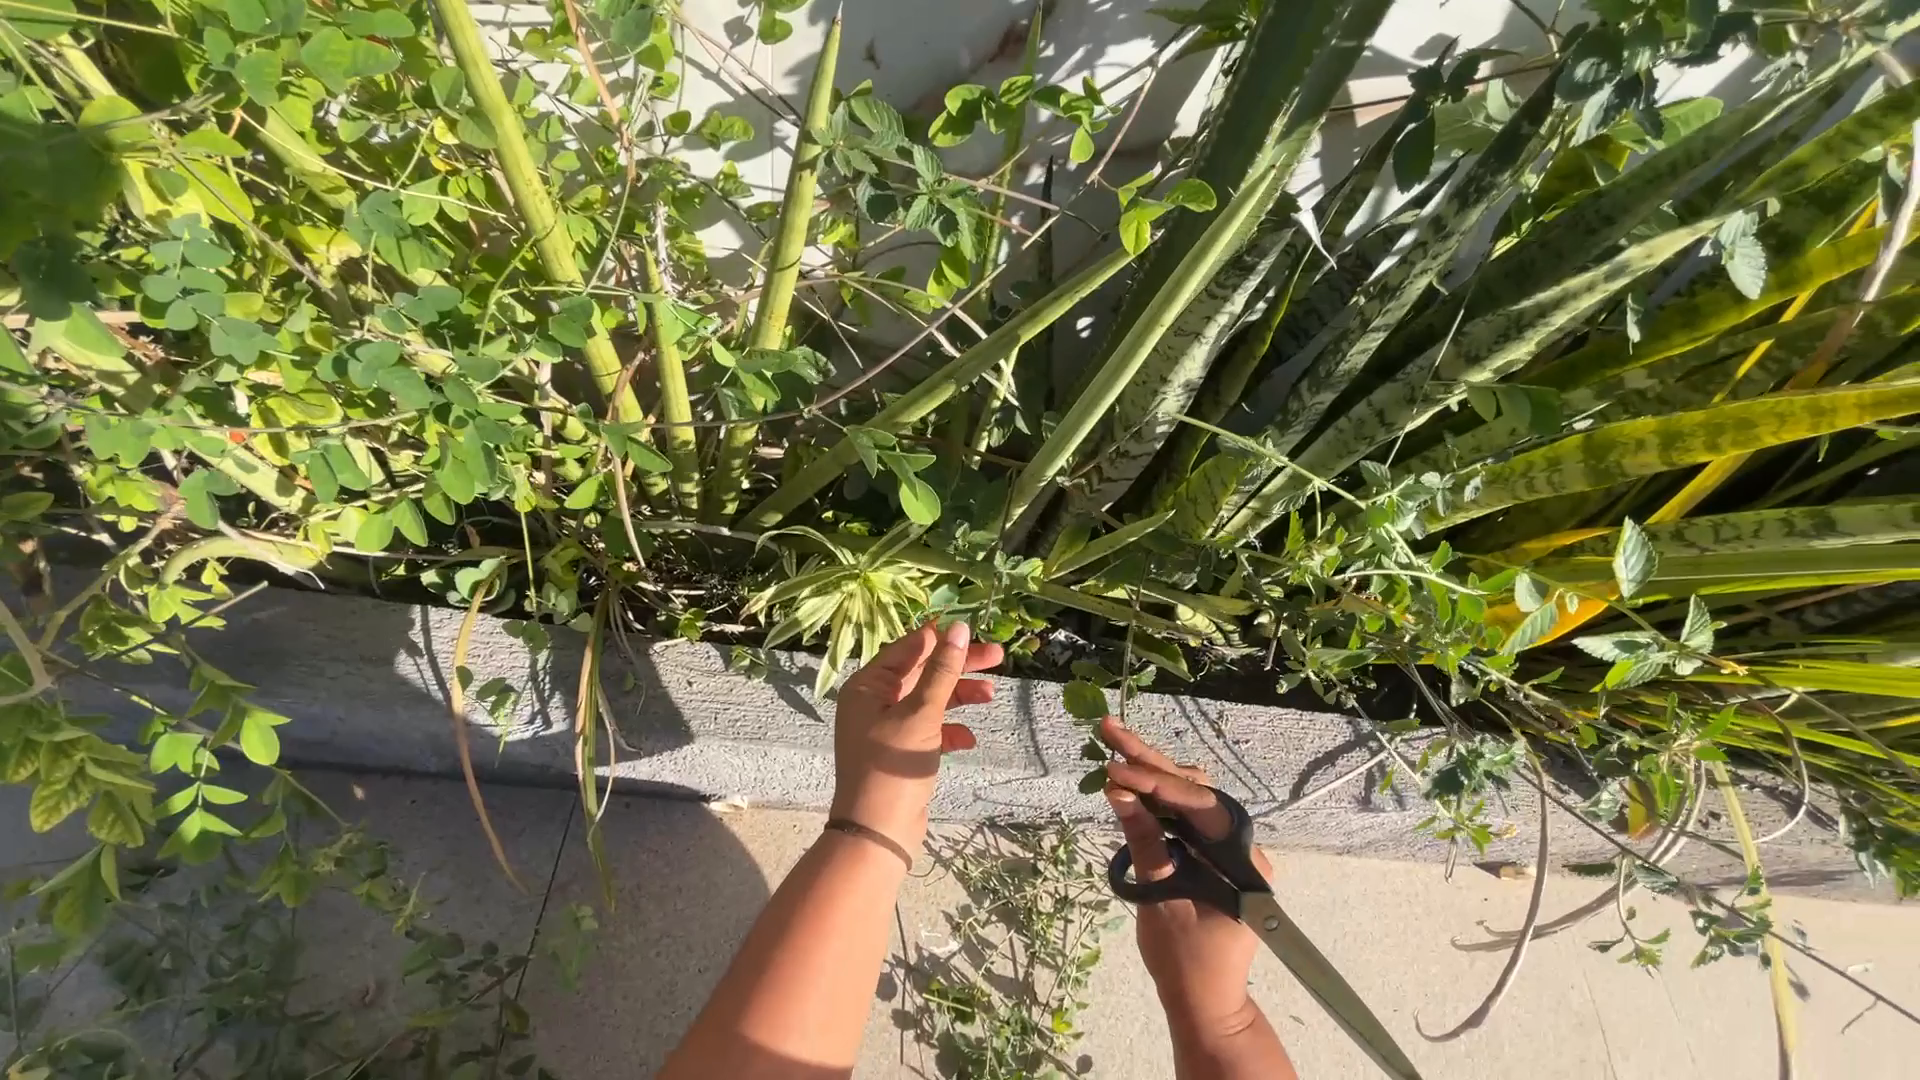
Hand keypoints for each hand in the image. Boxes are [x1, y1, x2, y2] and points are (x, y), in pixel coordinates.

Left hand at [830, 621, 1001, 852]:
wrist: (878, 833)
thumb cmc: (892, 766)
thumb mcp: (921, 713)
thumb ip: (942, 671)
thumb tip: (958, 628)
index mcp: (868, 685)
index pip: (908, 649)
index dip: (940, 638)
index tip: (973, 630)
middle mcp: (874, 701)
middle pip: (922, 672)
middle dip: (958, 666)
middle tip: (997, 656)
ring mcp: (888, 728)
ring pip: (930, 700)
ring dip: (959, 696)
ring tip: (990, 695)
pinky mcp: (902, 751)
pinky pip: (930, 729)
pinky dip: (950, 730)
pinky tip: (968, 740)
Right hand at [1099, 716, 1273, 1038]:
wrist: (1204, 1003)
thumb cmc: (1186, 961)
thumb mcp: (1160, 902)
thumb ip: (1144, 844)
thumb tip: (1118, 790)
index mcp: (1240, 858)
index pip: (1198, 804)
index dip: (1155, 782)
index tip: (1115, 768)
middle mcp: (1238, 843)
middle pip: (1193, 788)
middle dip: (1149, 758)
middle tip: (1111, 728)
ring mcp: (1223, 845)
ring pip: (1186, 794)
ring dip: (1150, 768)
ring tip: (1116, 741)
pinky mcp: (1206, 850)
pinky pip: (1181, 812)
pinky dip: (1153, 793)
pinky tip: (1130, 774)